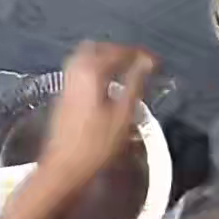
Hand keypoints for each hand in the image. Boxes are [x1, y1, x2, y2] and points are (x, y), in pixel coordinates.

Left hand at [37, 41, 156, 190]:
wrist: (64, 169)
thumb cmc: (97, 145)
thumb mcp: (123, 115)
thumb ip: (135, 84)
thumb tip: (147, 62)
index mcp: (91, 73)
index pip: (117, 53)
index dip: (138, 54)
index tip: (155, 62)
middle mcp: (75, 72)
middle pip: (97, 48)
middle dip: (118, 51)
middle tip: (137, 62)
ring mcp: (66, 84)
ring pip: (85, 58)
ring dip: (105, 59)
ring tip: (125, 70)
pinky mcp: (63, 96)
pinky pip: (80, 70)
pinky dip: (96, 69)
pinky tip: (108, 84)